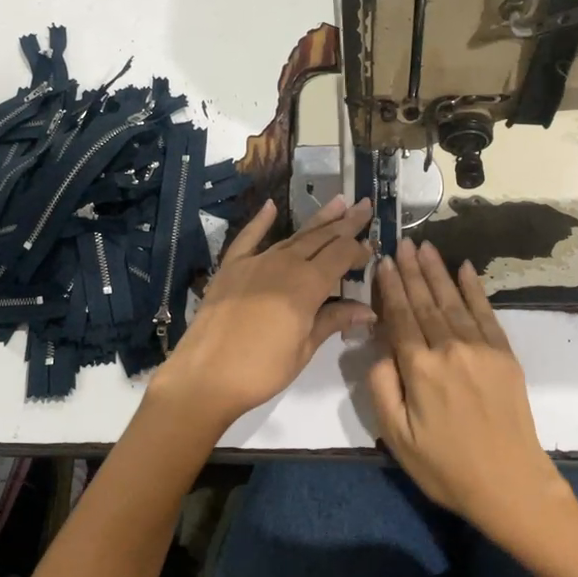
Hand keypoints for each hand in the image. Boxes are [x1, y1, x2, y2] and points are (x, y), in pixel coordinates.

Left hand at [151, 196, 375, 425]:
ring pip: (292, 236)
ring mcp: (255, 262)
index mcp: (308, 284)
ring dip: (316, 220)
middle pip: (320, 238)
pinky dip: (260, 221)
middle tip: (364, 205)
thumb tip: (367, 310)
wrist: (206, 375)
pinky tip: (270, 206)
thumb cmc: (262, 369)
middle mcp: (284, 264)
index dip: (358, 251)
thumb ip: (333, 321)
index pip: (341, 255)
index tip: (372, 251)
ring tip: (338, 202)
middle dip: (345, 223)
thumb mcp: (304, 349)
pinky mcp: (230, 268)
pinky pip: (248, 238)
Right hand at [369, 239, 564, 530]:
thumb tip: (379, 348)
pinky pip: (486, 313)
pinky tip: (466, 269)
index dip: (389, 288)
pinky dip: (475, 289)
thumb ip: (382, 387)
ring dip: (438, 273)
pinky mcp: (505, 356)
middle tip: (402, 242)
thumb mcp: (396, 436)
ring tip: (425, 248)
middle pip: (425, 302)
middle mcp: (449, 349)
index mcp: (419, 368)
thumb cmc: (445, 468)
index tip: (382, 261)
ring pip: (453, 301)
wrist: (510, 485)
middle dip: (411, 271)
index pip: (399, 317)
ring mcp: (481, 349)